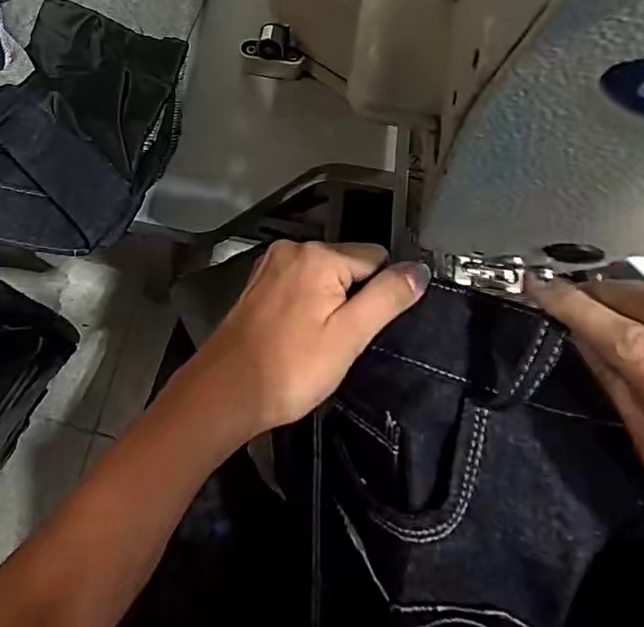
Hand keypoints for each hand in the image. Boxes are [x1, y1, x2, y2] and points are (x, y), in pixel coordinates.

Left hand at [177, 241, 428, 440]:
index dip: (379, 294)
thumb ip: (387, 297)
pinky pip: (300, 285)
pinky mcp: (258, 284)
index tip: (364, 327)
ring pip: (324, 277)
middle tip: (339, 341)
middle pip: (348, 265)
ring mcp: (271, 265)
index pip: (375, 258)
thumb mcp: (349, 336)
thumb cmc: (290, 368)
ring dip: (329, 303)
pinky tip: (297, 337)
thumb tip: (419, 270)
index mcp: (317, 255)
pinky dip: (306, 305)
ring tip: (315, 343)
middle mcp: (293, 249)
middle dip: (352, 298)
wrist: (223, 394)